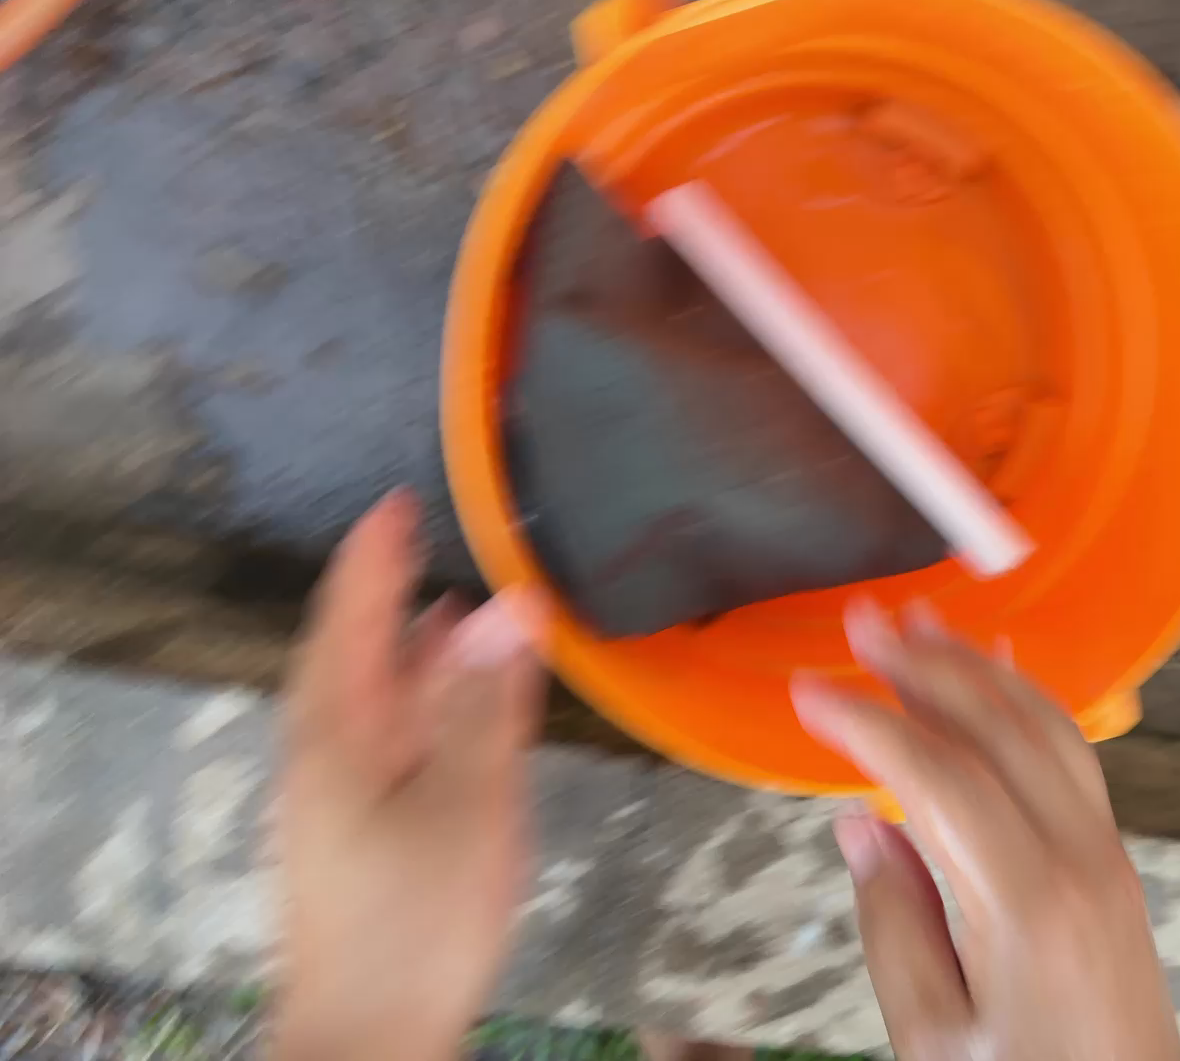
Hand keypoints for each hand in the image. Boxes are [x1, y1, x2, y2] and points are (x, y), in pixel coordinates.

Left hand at [272, 490, 547, 1060]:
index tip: (397, 503)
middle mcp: (337, 747)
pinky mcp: (379, 812)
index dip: (373, 561)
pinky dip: (431, 688)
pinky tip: (464, 683)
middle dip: (385, 590)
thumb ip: (483, 700)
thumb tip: (511, 604)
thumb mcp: (463, 798)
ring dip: (413, 638)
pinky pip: (404, 725)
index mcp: (342, 735)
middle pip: (357, 651)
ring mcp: (355, 783)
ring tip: (454, 596)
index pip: (351, 624)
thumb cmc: (420, 909)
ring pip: (382, 690)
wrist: (377, 1026)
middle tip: (426, 535)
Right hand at [793, 600, 1179, 1060]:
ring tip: (923, 624)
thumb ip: (894, 924)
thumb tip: (862, 824)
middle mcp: (1076, 854)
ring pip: (1039, 722)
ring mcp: (1103, 845)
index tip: (812, 690)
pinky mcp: (1109, 849)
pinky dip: (1026, 697)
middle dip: (922, 663)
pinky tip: (1000, 668)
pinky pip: (1069, 749)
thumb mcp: (935, 1040)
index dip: (867, 723)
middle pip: (994, 727)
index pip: (936, 777)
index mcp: (1025, 904)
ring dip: (974, 665)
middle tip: (867, 622)